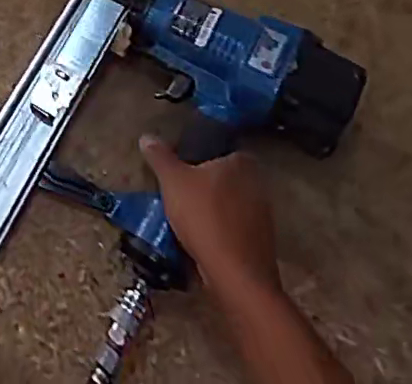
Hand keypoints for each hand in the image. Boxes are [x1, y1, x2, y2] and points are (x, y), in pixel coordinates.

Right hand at [139, 134, 281, 298]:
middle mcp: (258, 186)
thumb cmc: (203, 216)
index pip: (225, 149)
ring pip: (231, 204)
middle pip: (228, 177)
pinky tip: (201, 237)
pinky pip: (235, 227)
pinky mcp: (262, 244)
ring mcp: (263, 218)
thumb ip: (160, 157)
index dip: (206, 154)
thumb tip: (148, 137)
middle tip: (181, 188)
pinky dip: (221, 229)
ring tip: (187, 215)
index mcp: (241, 164)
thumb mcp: (172, 180)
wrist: (236, 275)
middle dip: (208, 182)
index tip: (186, 163)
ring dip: (214, 208)